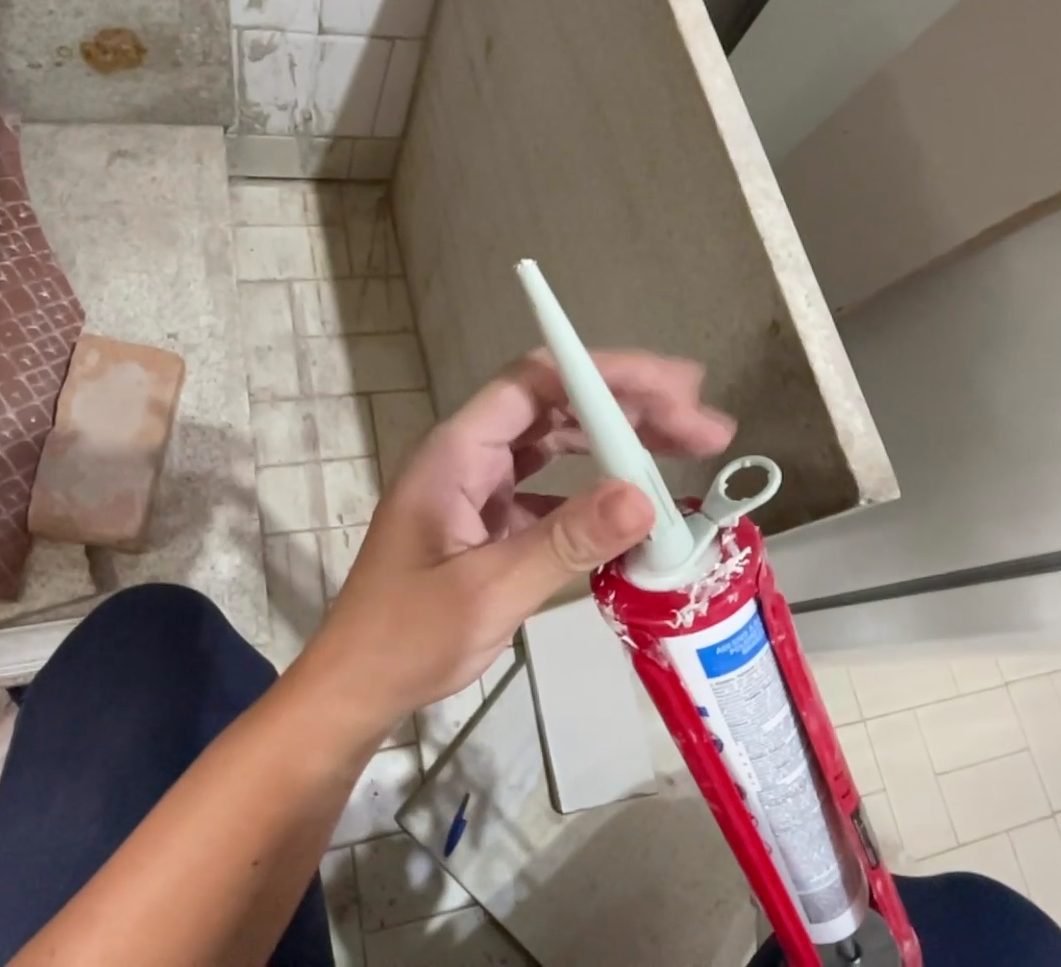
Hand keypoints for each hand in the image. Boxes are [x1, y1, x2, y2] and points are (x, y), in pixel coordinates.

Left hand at [291, 350, 735, 733]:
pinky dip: (594, 498)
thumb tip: (645, 498)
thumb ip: (565, 542)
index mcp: (456, 452)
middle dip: (628, 408)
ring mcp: (479, 490)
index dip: (605, 374)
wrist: (358, 686)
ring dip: (617, 446)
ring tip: (687, 451)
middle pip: (555, 407)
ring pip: (557, 447)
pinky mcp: (490, 524)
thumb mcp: (488, 590)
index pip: (536, 382)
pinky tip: (637, 514)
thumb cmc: (407, 637)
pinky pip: (551, 494)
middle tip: (702, 423)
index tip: (674, 388)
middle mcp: (468, 457)